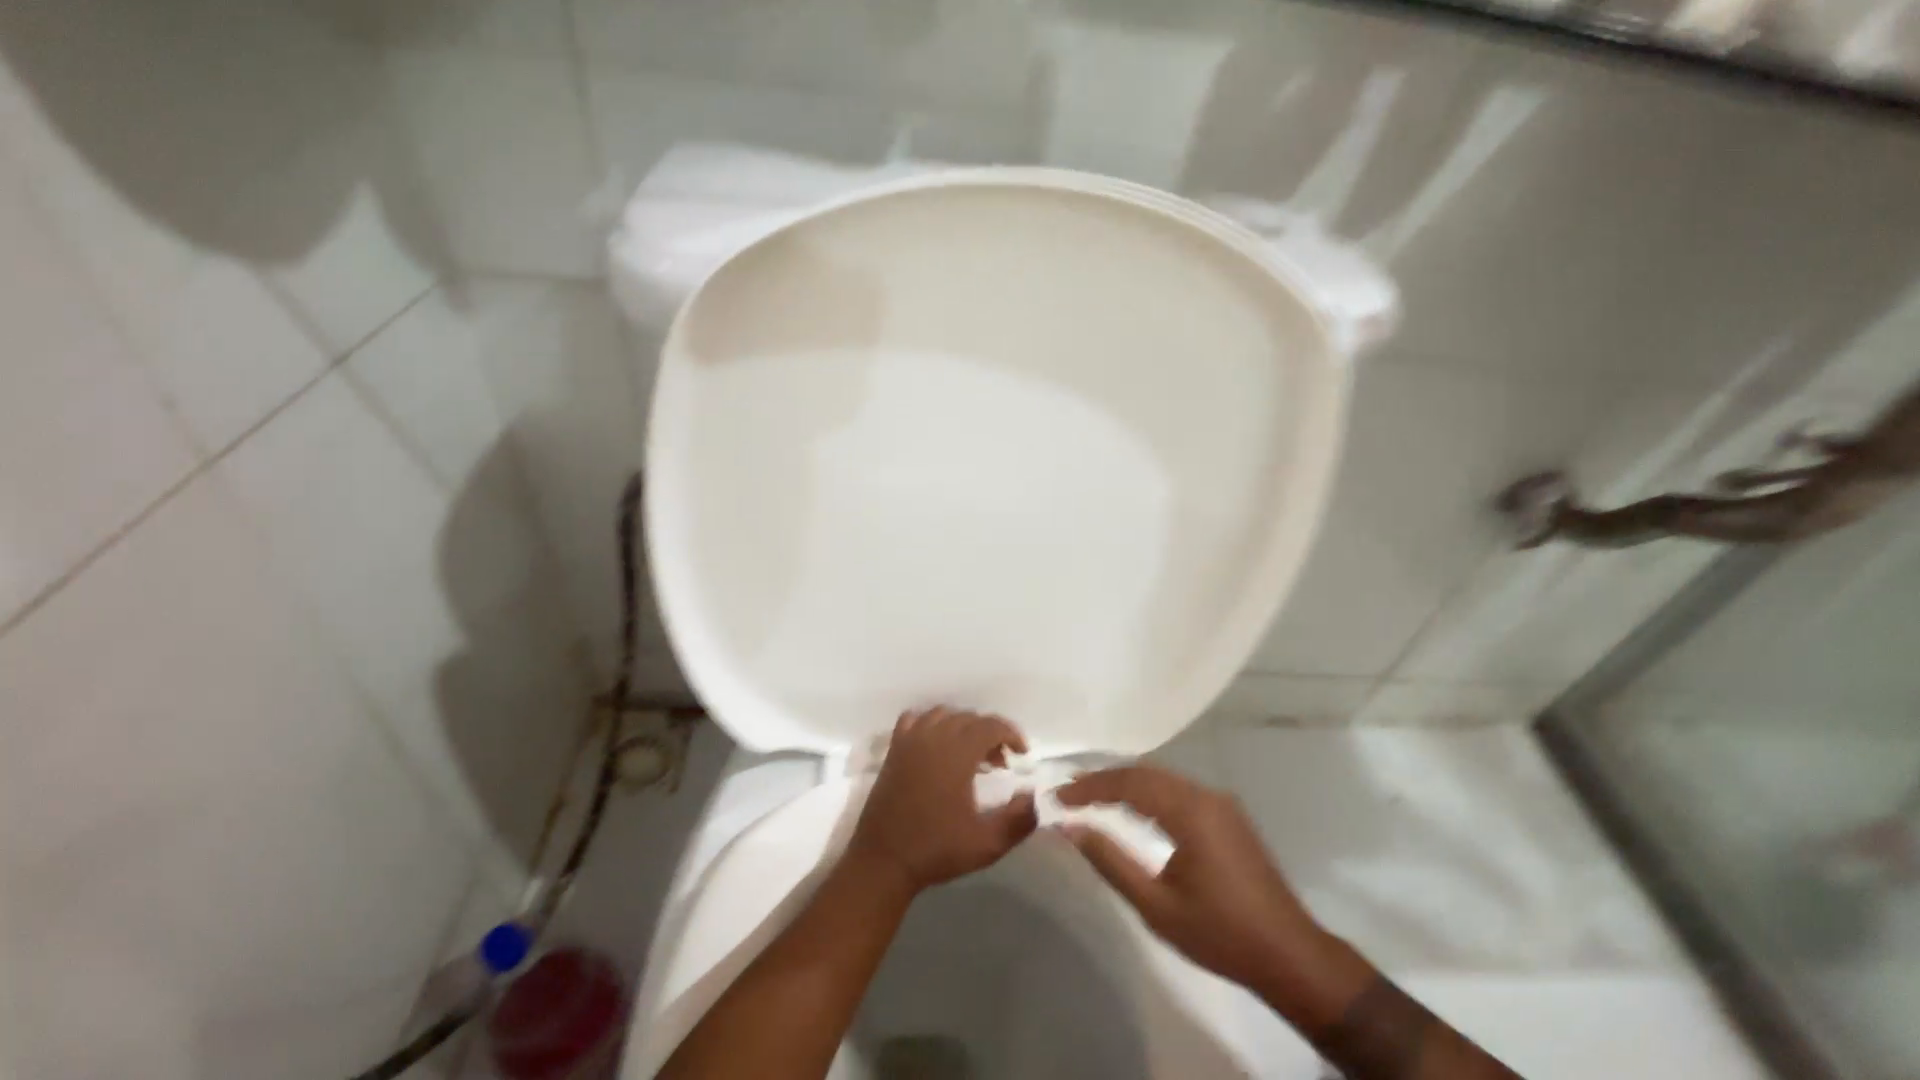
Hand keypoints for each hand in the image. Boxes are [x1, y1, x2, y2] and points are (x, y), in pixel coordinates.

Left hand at [845, 707, 1037, 893]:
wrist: (884, 861)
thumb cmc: (936, 851)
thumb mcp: (988, 844)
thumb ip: (1019, 819)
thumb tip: (1031, 795)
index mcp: (955, 754)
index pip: (990, 725)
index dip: (1011, 734)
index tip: (1021, 755)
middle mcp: (931, 739)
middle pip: (968, 718)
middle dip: (990, 734)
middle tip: (1000, 764)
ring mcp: (908, 742)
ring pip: (942, 716)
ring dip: (963, 728)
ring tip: (972, 755)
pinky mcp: (893, 752)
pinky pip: (914, 720)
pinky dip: (931, 725)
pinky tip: (938, 746)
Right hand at [1055, 765, 1325, 991]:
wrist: (1288, 954)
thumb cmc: (1218, 933)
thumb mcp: (1155, 905)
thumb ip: (1111, 861)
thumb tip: (1071, 828)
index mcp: (1190, 812)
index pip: (1129, 783)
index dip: (1089, 787)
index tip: (1057, 799)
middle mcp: (1208, 797)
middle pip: (1147, 773)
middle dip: (1105, 779)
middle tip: (1069, 794)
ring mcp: (1223, 806)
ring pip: (1165, 779)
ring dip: (1128, 784)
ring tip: (1093, 798)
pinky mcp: (1231, 819)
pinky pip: (1181, 792)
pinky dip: (1150, 794)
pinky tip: (1134, 810)